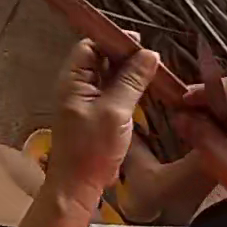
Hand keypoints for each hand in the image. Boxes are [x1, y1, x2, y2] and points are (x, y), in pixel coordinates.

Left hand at [45, 39, 159, 202]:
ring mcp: (85, 99)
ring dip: (129, 71)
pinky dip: (127, 87)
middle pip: (100, 58)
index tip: (139, 42)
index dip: (113, 40)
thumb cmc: (91, 149)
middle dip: (125, 55)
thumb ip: (132, 81)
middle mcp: (76, 85)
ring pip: (108, 74)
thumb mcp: (116, 111)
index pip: (90, 45)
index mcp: (73, 80)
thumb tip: (150, 54)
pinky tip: (145, 87)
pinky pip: (112, 91)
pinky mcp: (95, 113)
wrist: (78, 185)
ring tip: (153, 70)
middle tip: (151, 58)